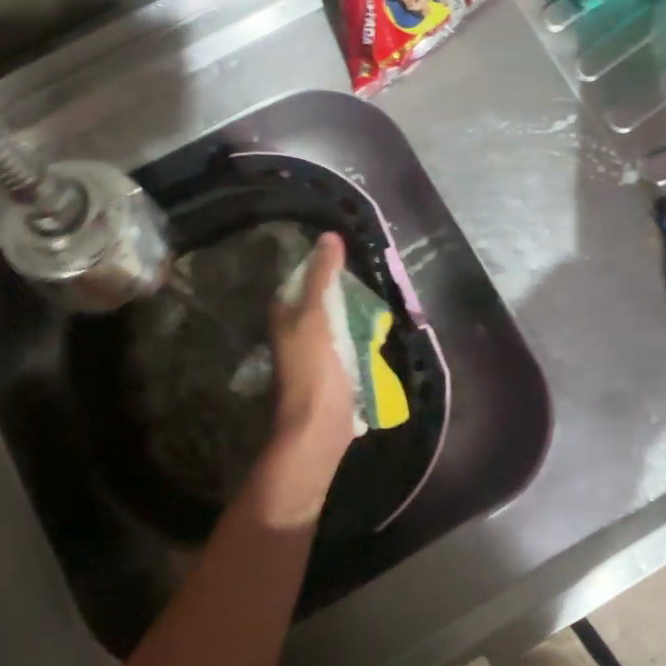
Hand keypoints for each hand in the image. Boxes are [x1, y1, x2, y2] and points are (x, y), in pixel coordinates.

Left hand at [253, 233, 356, 526]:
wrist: (317, 429)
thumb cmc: (314, 368)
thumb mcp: (317, 314)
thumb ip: (323, 276)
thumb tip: (330, 236)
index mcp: (284, 313)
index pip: (304, 276)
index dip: (326, 264)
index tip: (353, 257)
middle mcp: (293, 331)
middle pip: (322, 300)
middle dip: (345, 292)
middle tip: (373, 282)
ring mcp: (311, 355)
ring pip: (335, 323)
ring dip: (354, 316)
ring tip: (381, 306)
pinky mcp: (329, 374)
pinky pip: (346, 347)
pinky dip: (359, 340)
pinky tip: (377, 337)